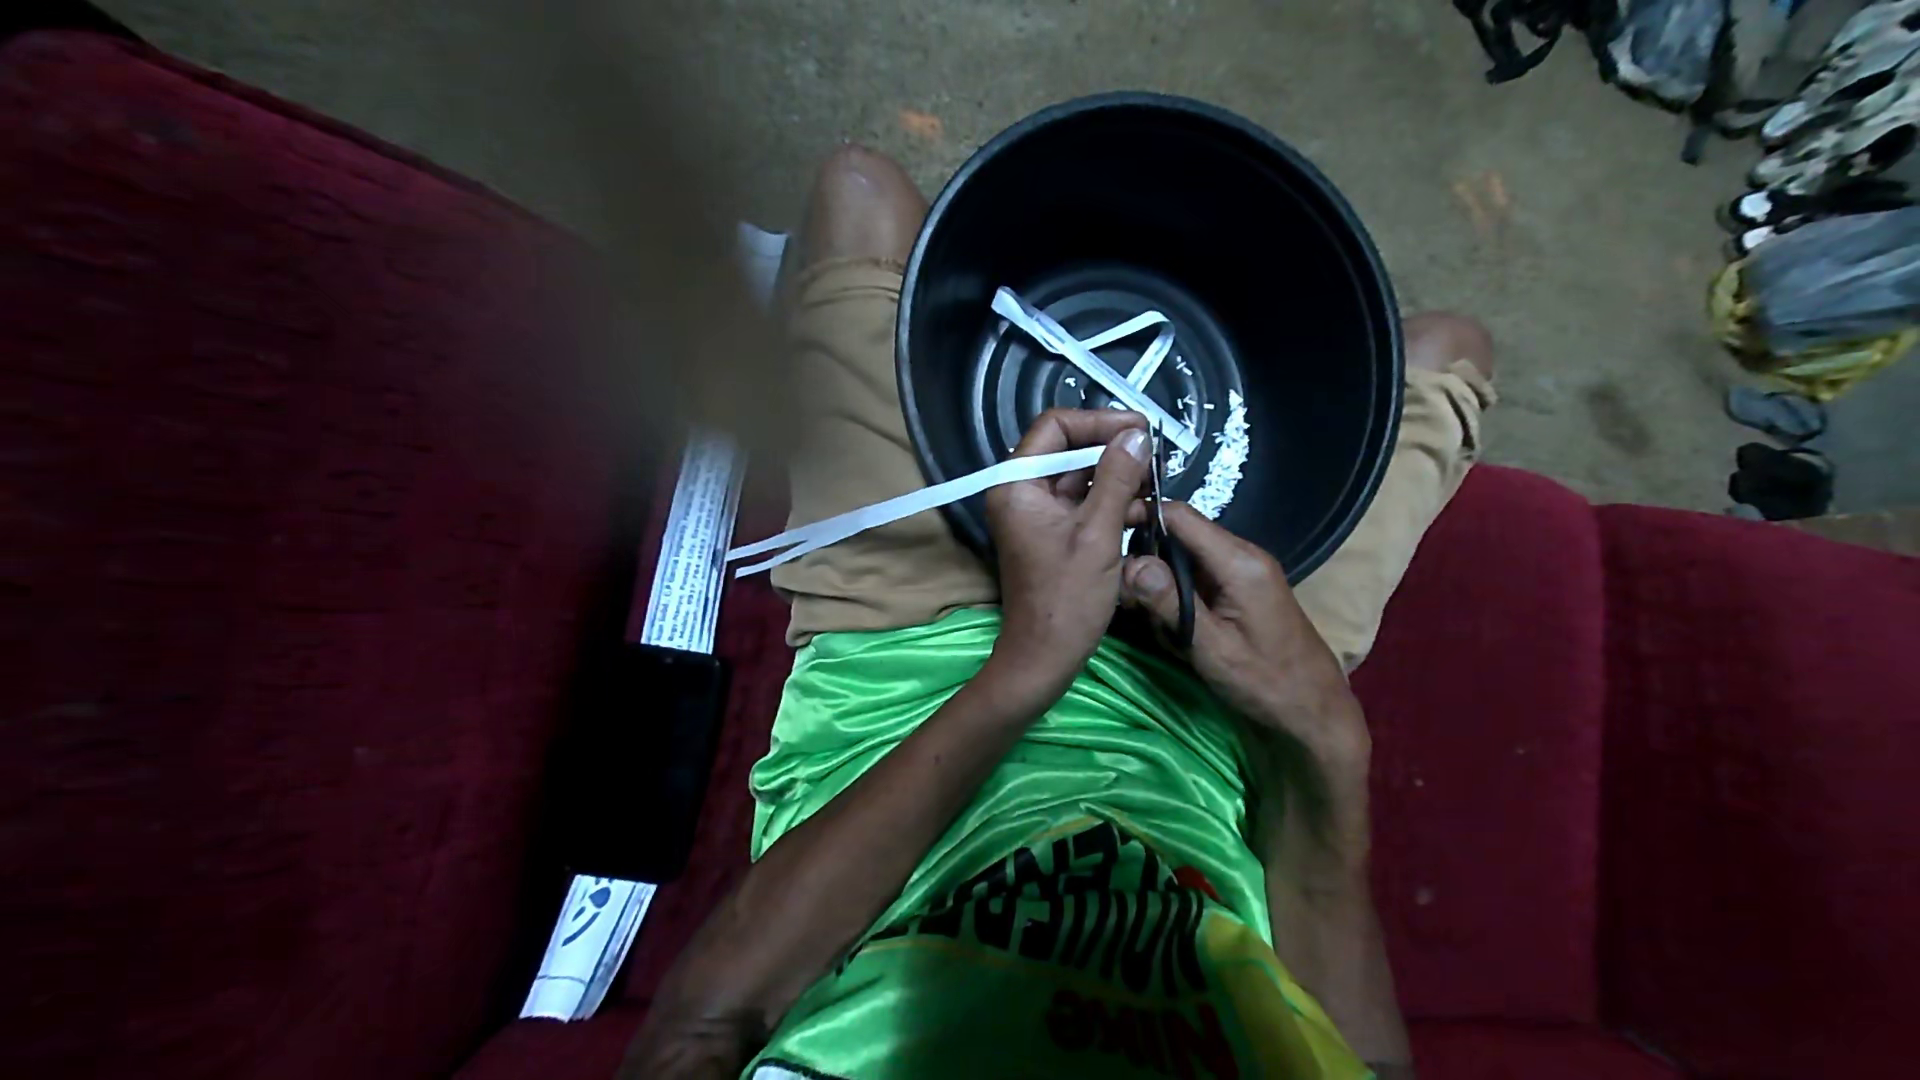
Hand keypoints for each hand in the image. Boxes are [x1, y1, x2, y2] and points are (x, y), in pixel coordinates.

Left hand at [984, 408, 1151, 699]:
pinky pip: (1083, 504)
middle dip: (1114, 451)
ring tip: (1157, 484)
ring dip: (1118, 478)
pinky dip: (1112, 503)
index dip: (1099, 421)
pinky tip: (1145, 510)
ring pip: (1081, 477)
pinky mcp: (1052, 532)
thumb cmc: (1067, 598)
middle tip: (1157, 459)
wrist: (1044, 657)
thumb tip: (1138, 435)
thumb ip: (1118, 478)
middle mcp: (1021, 491)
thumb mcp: (1098, 533)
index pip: (1055, 426)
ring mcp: (1036, 513)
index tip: (1141, 431)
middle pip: (1069, 450)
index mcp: (1018, 484)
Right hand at [1119, 503, 1367, 771]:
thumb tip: (1131, 563)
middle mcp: (1242, 556)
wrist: (1313, 712)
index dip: (1141, 516)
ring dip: (1159, 580)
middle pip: (1179, 534)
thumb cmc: (1265, 682)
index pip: (1180, 516)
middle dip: (1146, 558)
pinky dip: (1176, 594)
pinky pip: (1196, 576)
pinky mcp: (1239, 588)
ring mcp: (1242, 571)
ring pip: (1183, 557)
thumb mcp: (1211, 648)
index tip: (1107, 537)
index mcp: (1239, 562)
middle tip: (1123, 594)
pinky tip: (1169, 624)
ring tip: (1144, 614)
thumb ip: (1170, 603)